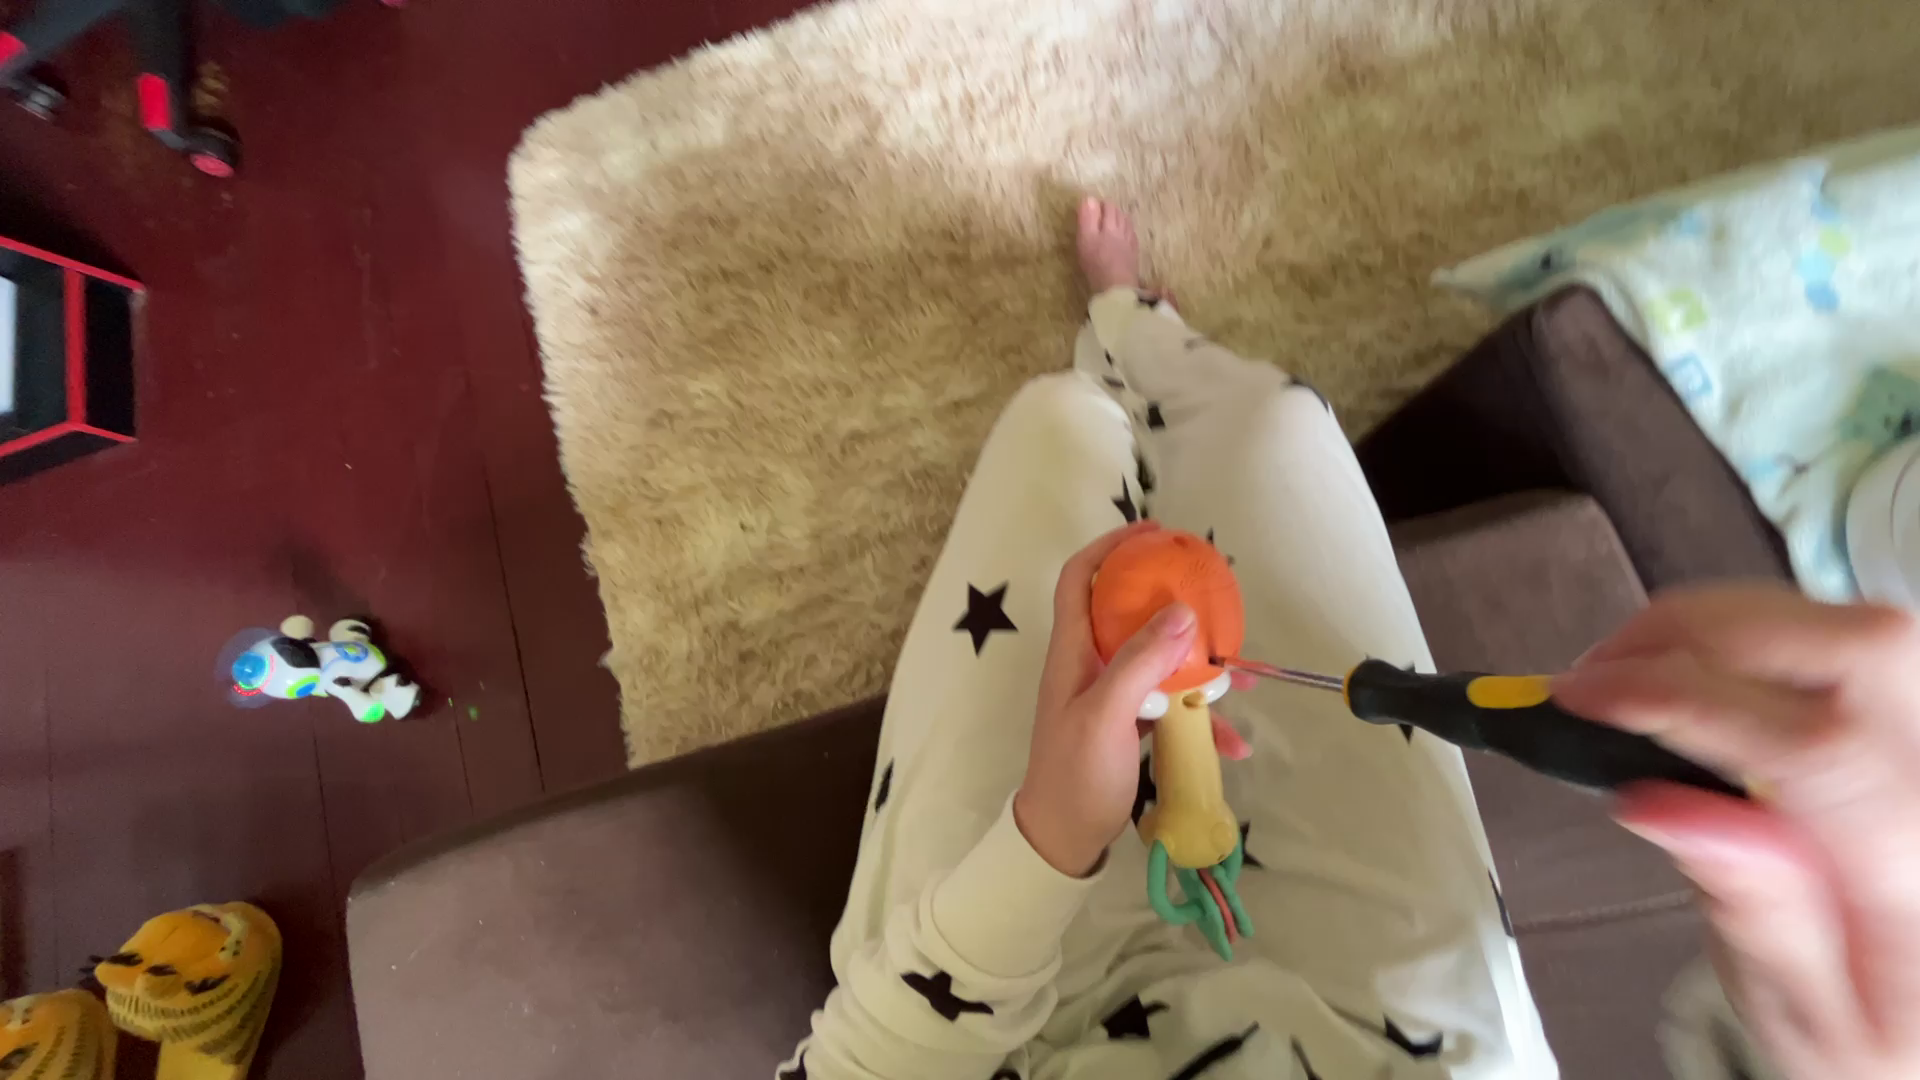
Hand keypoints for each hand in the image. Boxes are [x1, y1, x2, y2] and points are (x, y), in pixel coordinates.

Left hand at [1014, 523, 1249, 877]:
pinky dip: (1199, 714)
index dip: (1110, 547)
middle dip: (1171, 601)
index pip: (1080, 578)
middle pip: (1128, 612)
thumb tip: (1182, 609)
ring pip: (1157, 657)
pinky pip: (1169, 702)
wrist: (1064, 838)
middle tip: (1212, 596)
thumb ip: (1141, 662)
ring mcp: (1111, 693)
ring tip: (1242, 677)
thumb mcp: (1107, 714)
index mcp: (1073, 649)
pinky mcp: (1129, 722)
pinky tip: (1233, 741)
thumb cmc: (1076, 773)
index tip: (1153, 533)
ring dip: (1198, 664)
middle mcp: (1090, 662)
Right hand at [1552, 585, 1919, 1078]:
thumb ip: (1751, 908)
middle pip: (1855, 646)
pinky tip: (1674, 672)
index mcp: (1915, 874)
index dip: (1674, 697)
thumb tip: (1660, 806)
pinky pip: (1824, 636)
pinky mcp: (1903, 726)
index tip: (1574, 695)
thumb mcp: (1807, 1009)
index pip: (1810, 748)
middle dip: (1696, 634)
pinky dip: (1728, 633)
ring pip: (1838, 623)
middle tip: (1600, 671)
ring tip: (1623, 673)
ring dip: (1703, 627)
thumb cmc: (1872, 1028)